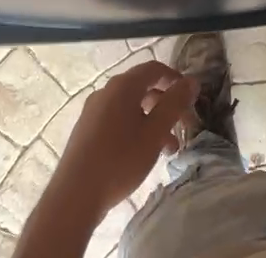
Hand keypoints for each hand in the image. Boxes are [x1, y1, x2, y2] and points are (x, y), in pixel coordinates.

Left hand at [43, 60, 196, 222]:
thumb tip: (191, 81)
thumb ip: (175, 103)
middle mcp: (106, 92)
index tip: (191, 98)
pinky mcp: (86, 131)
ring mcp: (93, 112)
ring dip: (154, 122)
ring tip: (168, 149)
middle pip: (144, 88)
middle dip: (167, 105)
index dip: (176, 79)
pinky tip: (143, 154)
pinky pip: (117, 121)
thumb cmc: (120, 160)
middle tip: (185, 127)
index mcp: (123, 86)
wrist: (74, 197)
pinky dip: (136, 129)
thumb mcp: (155, 132)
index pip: (155, 69)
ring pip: (131, 108)